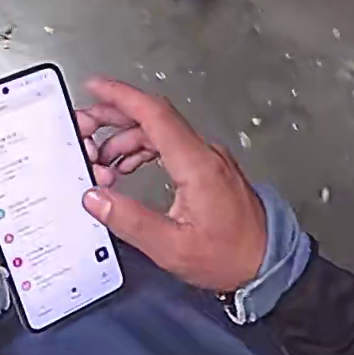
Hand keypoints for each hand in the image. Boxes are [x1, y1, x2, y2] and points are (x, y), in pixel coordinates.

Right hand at [76, 78, 265, 292]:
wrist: (270, 267)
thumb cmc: (231, 257)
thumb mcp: (172, 247)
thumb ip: (129, 220)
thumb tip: (95, 198)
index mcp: (197, 165)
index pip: (154, 114)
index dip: (120, 96)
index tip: (95, 87)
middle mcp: (204, 154)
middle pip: (152, 117)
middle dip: (112, 117)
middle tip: (83, 126)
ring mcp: (207, 159)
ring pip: (158, 131)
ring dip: (123, 138)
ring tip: (99, 159)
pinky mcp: (206, 168)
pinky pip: (167, 145)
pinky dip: (139, 149)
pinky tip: (125, 166)